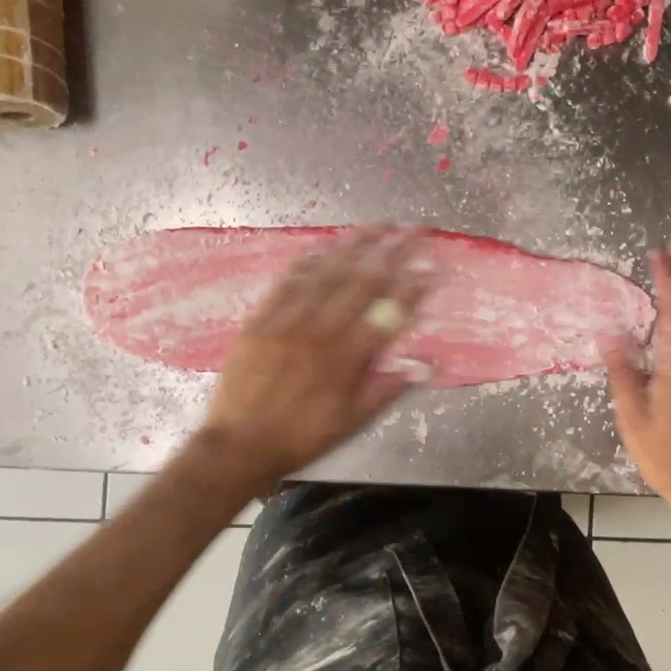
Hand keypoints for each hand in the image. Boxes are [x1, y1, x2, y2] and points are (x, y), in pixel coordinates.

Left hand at [198, 225, 433, 478]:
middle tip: (412, 229)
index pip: (388, 312)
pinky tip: (322, 247)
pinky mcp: (260, 320)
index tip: (431, 265)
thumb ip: (387, 389)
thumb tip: (425, 365)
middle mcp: (321, 329)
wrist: (239, 445)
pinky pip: (287, 283)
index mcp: (347, 356)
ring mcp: (288, 320)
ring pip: (326, 273)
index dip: (413, 287)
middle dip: (391, 252)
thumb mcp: (351, 422)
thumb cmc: (301, 437)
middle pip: (362, 281)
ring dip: (354, 246)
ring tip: (375, 226)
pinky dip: (307, 263)